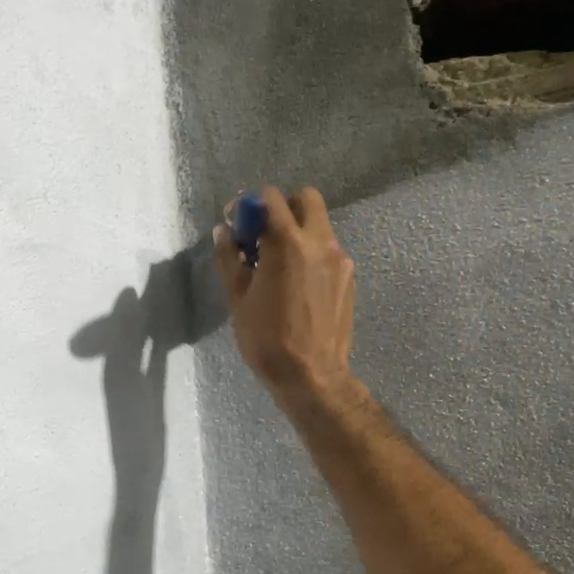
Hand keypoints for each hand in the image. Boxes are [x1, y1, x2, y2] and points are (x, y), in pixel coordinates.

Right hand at [214, 186, 359, 409]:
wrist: (311, 375)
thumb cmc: (267, 339)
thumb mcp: (238, 299)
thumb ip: (230, 258)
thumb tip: (224, 232)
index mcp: (288, 243)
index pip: (271, 198)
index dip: (251, 206)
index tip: (240, 225)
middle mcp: (320, 242)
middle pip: (306, 199)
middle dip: (283, 208)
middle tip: (264, 235)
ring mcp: (340, 259)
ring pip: (320, 225)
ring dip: (299, 231)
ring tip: (279, 265)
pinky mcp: (349, 278)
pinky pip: (329, 251)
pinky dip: (312, 254)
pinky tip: (298, 285)